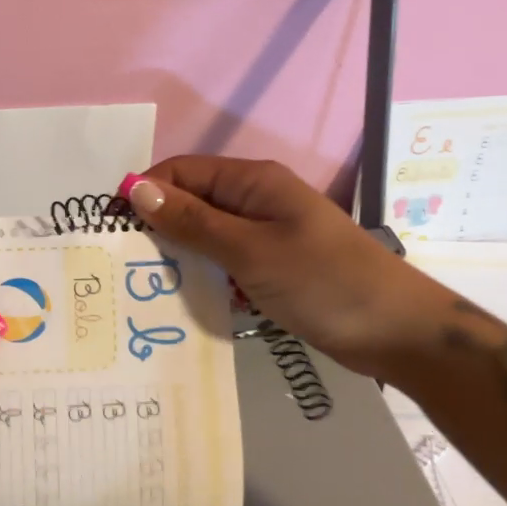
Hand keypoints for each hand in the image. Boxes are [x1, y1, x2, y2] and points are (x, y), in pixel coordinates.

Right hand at [121, 155, 450, 381]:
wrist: (398, 332)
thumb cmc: (323, 282)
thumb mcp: (251, 251)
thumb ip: (193, 222)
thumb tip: (135, 188)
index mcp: (253, 182)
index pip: (182, 172)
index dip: (144, 193)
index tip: (109, 229)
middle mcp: (257, 201)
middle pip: (191, 203)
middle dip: (157, 228)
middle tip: (121, 265)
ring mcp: (267, 236)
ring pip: (206, 237)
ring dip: (179, 257)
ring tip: (143, 287)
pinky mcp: (273, 269)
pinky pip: (225, 264)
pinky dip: (204, 278)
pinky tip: (184, 302)